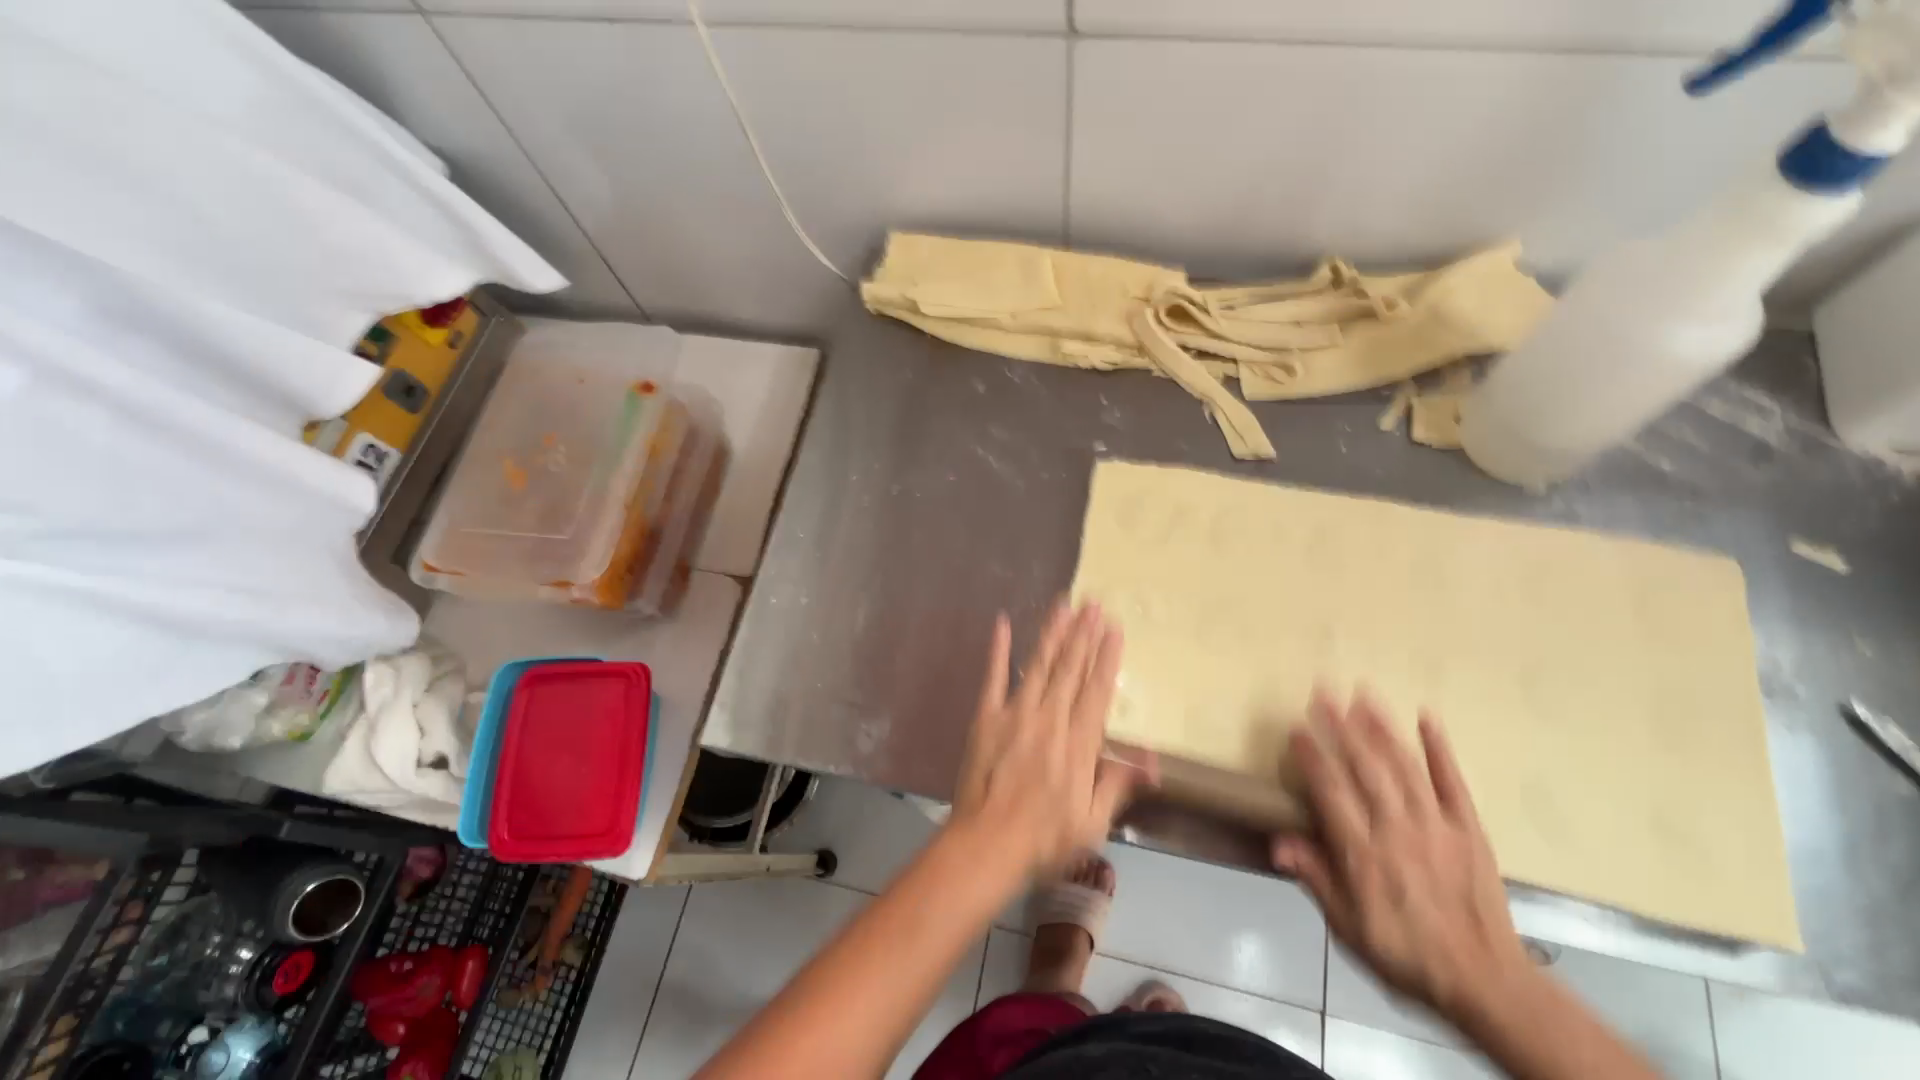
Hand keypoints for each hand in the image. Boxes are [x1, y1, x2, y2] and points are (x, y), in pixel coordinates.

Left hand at [950, 600, 1150, 877]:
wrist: (987, 845)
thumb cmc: (1044, 840)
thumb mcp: (1093, 822)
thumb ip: (1118, 783)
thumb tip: (1150, 756)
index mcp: (1078, 743)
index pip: (1097, 691)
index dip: (1107, 657)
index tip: (1114, 628)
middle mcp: (1050, 720)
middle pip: (1070, 669)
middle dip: (1084, 634)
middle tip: (1093, 603)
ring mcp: (1015, 715)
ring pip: (1039, 665)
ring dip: (1053, 633)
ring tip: (1064, 604)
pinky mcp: (985, 719)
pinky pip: (993, 678)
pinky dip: (998, 651)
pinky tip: (1003, 624)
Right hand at [1272, 690, 1534, 1022]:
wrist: (1483, 980)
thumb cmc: (1404, 954)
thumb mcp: (1348, 926)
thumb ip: (1316, 878)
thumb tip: (1278, 840)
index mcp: (1362, 853)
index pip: (1330, 791)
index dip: (1311, 756)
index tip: (1296, 728)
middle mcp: (1397, 829)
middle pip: (1364, 767)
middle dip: (1341, 725)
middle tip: (1323, 690)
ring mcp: (1436, 824)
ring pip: (1403, 765)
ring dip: (1381, 726)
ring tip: (1362, 693)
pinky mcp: (1469, 828)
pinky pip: (1453, 781)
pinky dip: (1439, 748)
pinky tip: (1426, 719)